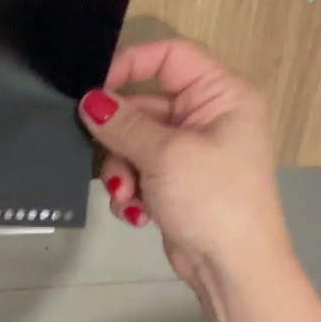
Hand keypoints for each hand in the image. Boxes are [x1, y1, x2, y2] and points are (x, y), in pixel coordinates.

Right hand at [77, 40, 292, 289]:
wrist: (231, 264)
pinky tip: (139, 214)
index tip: (91, 92)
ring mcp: (189, 152)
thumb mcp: (165, 155)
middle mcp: (205, 117)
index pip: (169, 57)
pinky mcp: (174, 183)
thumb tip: (89, 101)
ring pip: (132, 147)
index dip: (129, 65)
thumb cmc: (212, 198)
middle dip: (119, 143)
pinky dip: (131, 194)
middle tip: (111, 167)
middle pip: (141, 110)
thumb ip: (123, 126)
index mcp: (219, 95)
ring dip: (122, 175)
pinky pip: (137, 174)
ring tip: (129, 200)